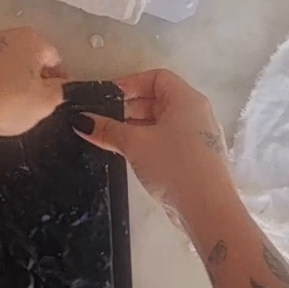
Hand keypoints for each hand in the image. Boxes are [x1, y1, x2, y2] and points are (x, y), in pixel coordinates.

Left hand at [0, 27, 67, 138]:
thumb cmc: (10, 101)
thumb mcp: (45, 102)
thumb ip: (58, 90)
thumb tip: (56, 85)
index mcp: (32, 39)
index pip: (54, 57)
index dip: (60, 77)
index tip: (59, 92)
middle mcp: (7, 34)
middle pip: (30, 55)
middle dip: (36, 74)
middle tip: (39, 97)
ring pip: (8, 60)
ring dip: (15, 76)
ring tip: (16, 99)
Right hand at [73, 69, 228, 203]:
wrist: (208, 209)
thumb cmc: (174, 165)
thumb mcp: (134, 144)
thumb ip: (107, 129)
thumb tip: (80, 121)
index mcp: (186, 99)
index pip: (156, 77)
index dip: (130, 83)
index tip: (107, 98)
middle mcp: (195, 113)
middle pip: (157, 99)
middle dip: (128, 108)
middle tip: (102, 119)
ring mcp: (197, 136)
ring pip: (161, 121)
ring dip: (135, 127)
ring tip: (110, 138)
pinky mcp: (195, 157)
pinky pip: (167, 139)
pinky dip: (147, 142)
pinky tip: (129, 154)